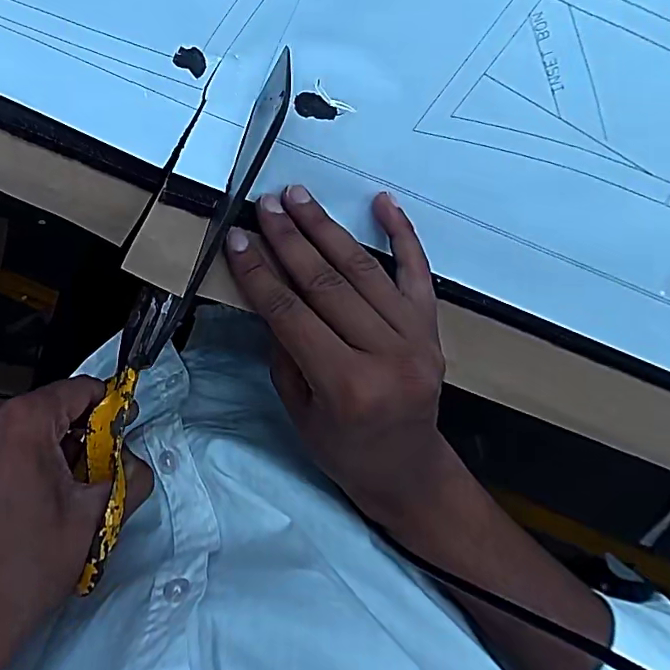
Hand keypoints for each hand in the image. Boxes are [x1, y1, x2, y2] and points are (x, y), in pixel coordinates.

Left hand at [0, 378, 150, 669]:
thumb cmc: (14, 575)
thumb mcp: (90, 520)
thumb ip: (126, 479)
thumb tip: (136, 465)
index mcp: (22, 421)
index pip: (80, 388)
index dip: (110, 407)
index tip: (123, 427)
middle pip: (55, 407)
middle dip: (85, 436)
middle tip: (101, 472)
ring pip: (32, 426)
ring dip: (59, 450)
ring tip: (70, 495)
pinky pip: (9, 441)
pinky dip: (32, 458)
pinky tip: (42, 500)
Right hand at [228, 187, 614, 669]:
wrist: (410, 473)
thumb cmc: (343, 450)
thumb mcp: (297, 407)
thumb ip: (284, 346)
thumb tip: (269, 285)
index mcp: (346, 386)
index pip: (291, 314)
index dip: (259, 273)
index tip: (237, 238)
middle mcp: (387, 357)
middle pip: (327, 284)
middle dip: (289, 239)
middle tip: (264, 204)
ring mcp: (417, 340)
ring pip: (363, 270)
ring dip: (326, 228)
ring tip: (298, 196)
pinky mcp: (433, 330)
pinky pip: (417, 274)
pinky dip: (402, 235)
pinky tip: (383, 202)